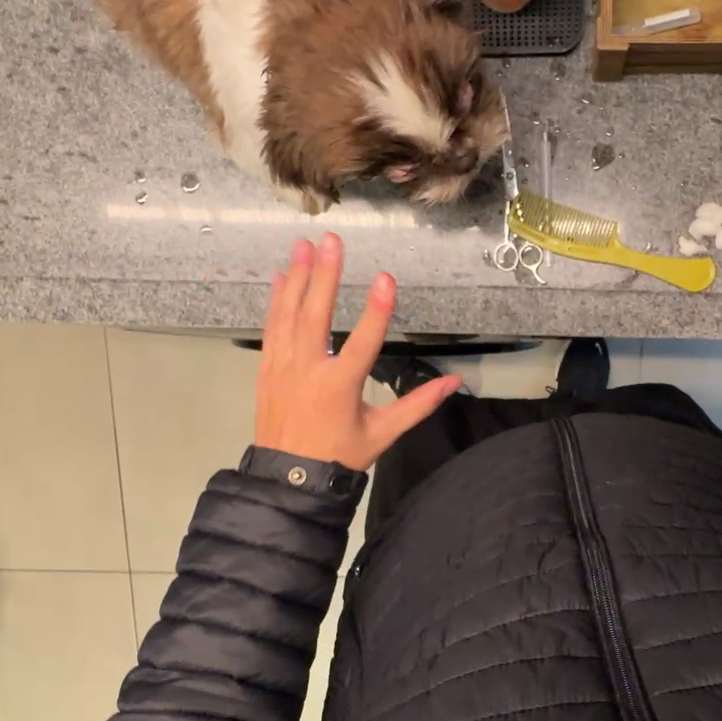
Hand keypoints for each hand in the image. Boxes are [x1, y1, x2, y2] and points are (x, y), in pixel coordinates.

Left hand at [255, 234, 461, 469]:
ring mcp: (282, 367)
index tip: (386, 276)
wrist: (288, 481)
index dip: (378, 309)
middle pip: (316, 314)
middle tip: (331, 239)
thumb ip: (418, 405)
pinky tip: (283, 277)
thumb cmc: (340, 457)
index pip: (364, 341)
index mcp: (340, 386)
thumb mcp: (383, 433)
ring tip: (305, 245)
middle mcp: (308, 369)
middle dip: (325, 274)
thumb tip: (454, 382)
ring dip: (298, 277)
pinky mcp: (267, 368)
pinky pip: (272, 328)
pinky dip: (276, 300)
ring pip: (289, 314)